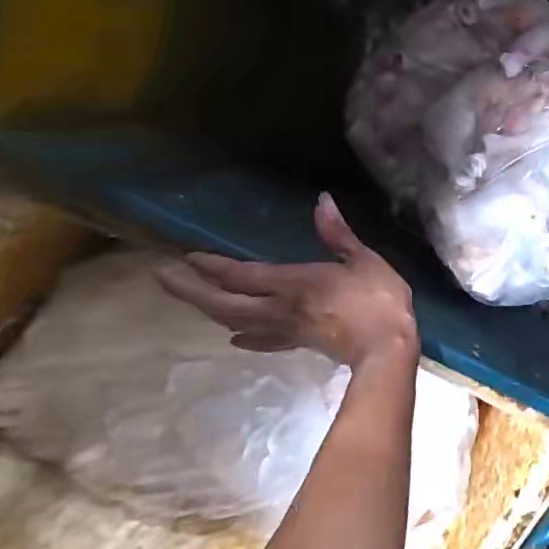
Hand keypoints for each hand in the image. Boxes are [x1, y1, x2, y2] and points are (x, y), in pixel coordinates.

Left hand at [157, 192, 417, 366]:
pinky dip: (243, 337)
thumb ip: (338, 234)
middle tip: (163, 278)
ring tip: (193, 298)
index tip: (186, 256)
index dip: (210, 266)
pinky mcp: (297, 344)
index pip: (239, 275)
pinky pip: (261, 342)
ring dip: (209, 310)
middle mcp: (278, 308)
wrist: (386, 346)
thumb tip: (322, 201)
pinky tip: (234, 337)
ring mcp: (285, 330)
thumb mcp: (363, 259)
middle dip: (190, 291)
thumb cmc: (379, 298)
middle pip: (223, 302)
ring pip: (235, 322)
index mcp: (293, 283)